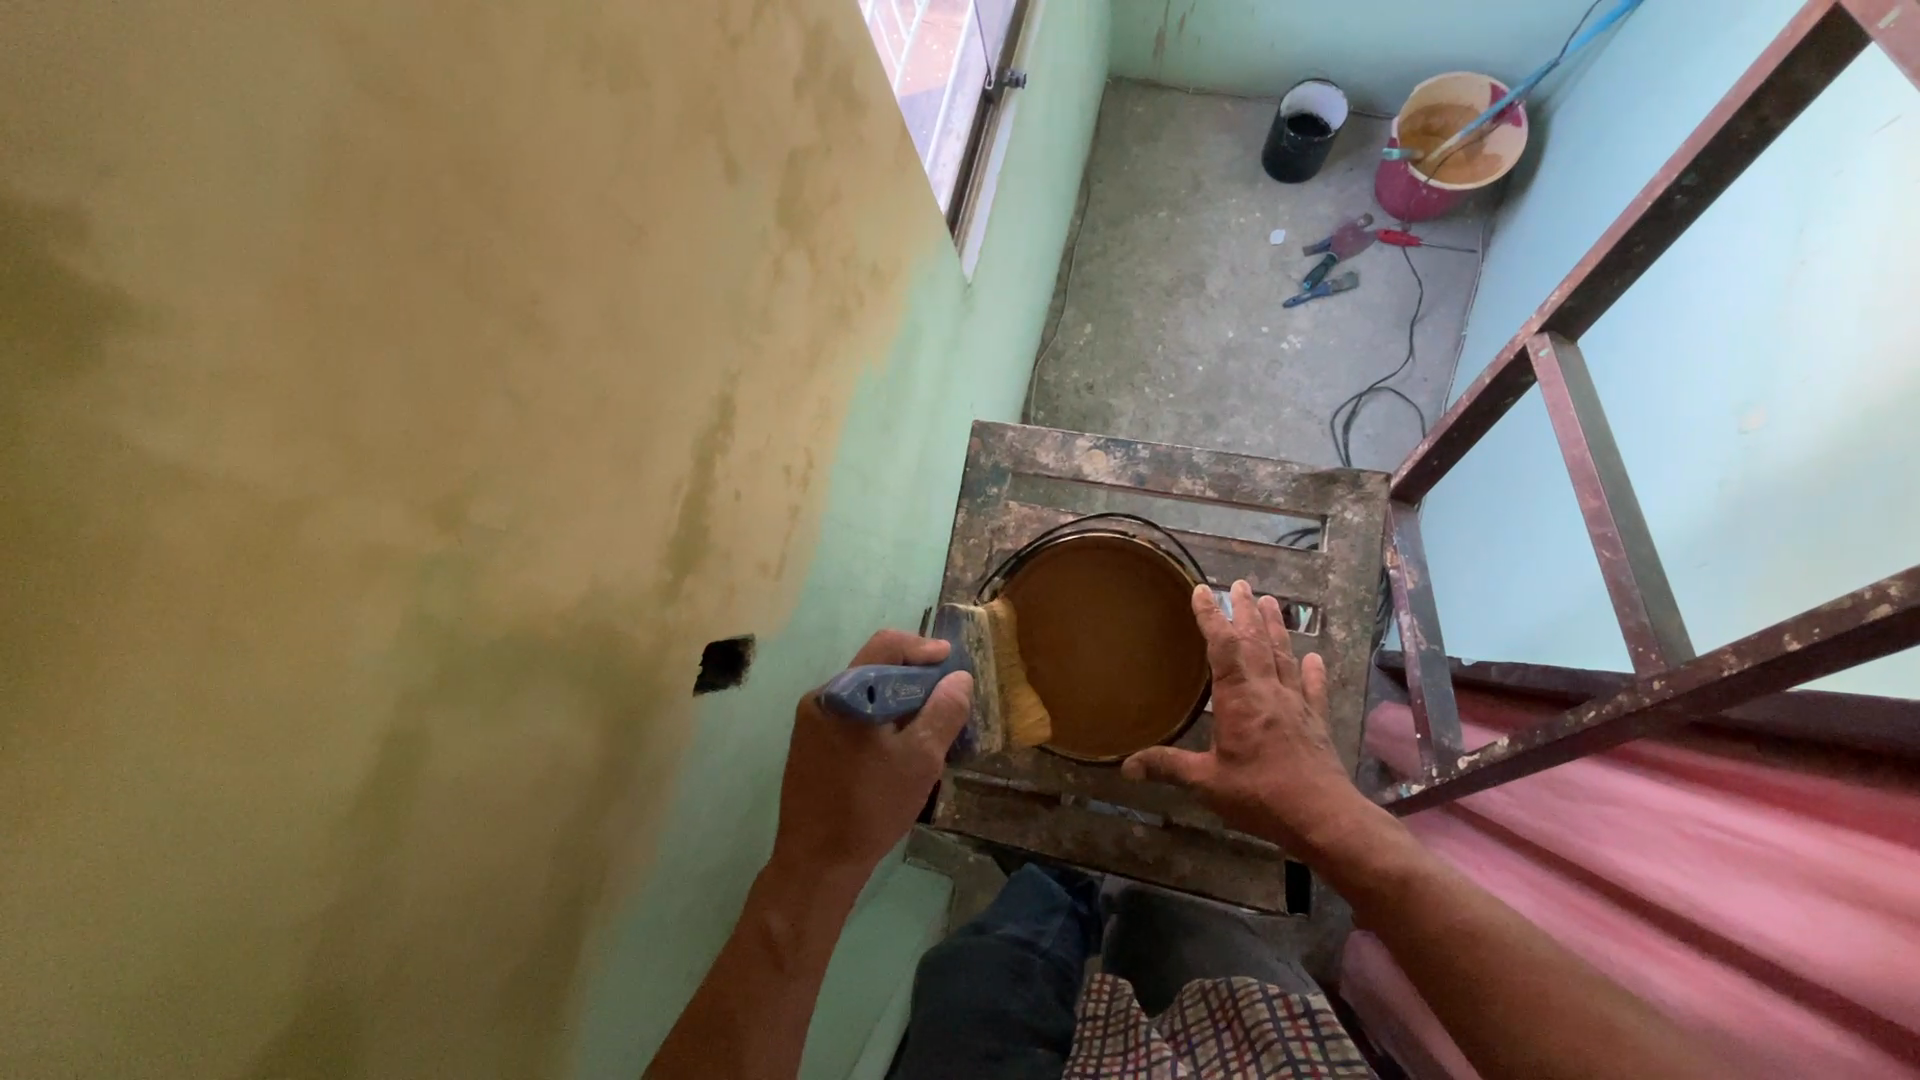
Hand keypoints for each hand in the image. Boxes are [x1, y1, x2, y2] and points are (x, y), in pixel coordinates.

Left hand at [772, 630, 973, 883]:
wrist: (816, 863)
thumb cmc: (870, 807)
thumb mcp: (921, 759)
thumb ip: (943, 711)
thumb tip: (959, 678)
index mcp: (843, 693)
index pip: (886, 646)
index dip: (922, 648)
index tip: (950, 663)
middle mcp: (821, 698)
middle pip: (875, 670)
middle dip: (914, 680)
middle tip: (945, 701)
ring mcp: (810, 723)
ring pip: (865, 696)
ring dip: (897, 703)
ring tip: (927, 729)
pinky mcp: (809, 746)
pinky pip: (851, 717)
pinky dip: (879, 722)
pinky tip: (897, 750)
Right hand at [1122, 580, 1374, 855]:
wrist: (1322, 815)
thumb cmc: (1260, 794)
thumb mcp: (1206, 782)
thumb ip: (1168, 767)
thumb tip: (1126, 766)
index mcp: (1239, 698)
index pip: (1222, 646)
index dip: (1211, 615)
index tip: (1202, 590)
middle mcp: (1268, 691)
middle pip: (1256, 641)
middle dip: (1246, 611)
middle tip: (1241, 584)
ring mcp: (1296, 705)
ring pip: (1284, 656)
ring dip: (1276, 628)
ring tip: (1272, 601)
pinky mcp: (1316, 722)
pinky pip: (1313, 688)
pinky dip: (1312, 671)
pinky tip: (1313, 657)